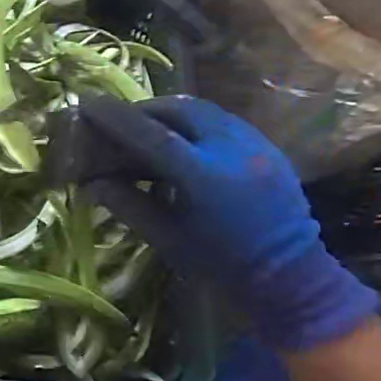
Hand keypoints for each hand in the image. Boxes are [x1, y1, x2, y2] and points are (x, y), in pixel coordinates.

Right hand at [79, 95, 377, 351]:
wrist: (292, 278)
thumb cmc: (221, 265)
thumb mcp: (166, 239)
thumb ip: (127, 204)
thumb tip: (91, 182)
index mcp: (204, 177)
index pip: (151, 135)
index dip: (116, 117)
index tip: (88, 103)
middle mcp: (232, 149)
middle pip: (178, 109)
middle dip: (143, 110)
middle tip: (118, 121)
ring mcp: (255, 143)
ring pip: (202, 109)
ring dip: (169, 112)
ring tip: (147, 128)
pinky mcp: (267, 146)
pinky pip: (222, 119)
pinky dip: (193, 122)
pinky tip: (181, 140)